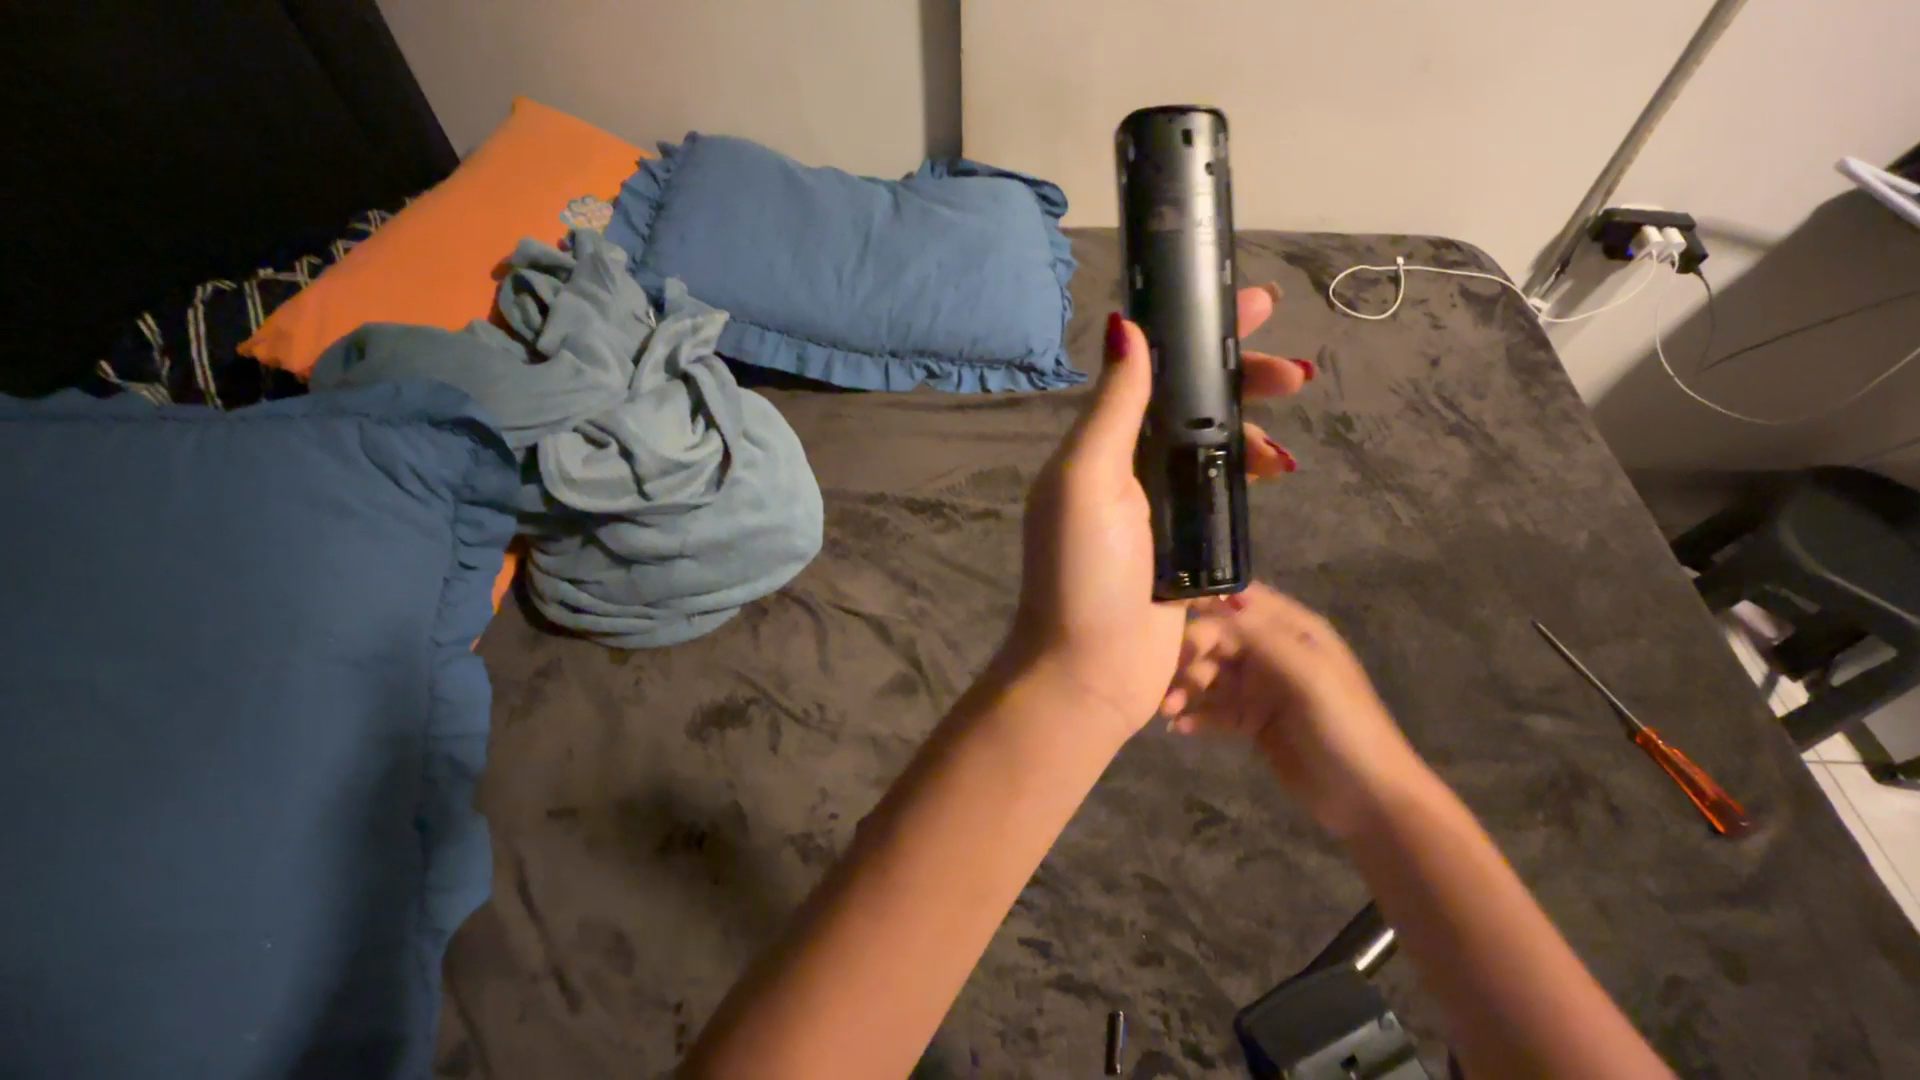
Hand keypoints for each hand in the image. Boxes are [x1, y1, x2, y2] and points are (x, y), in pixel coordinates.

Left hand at [1007, 285, 1313, 736]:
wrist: (1090, 667)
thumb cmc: (1081, 570)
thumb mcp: (1087, 478)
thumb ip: (1113, 404)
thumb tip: (1125, 323)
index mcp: (1101, 444)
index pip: (1154, 370)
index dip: (1198, 333)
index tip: (1252, 304)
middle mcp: (1129, 465)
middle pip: (1194, 404)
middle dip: (1243, 380)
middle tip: (1293, 374)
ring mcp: (1161, 505)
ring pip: (1217, 445)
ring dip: (1254, 431)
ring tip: (1281, 448)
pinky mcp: (1188, 543)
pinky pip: (1227, 491)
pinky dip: (1252, 473)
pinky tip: (1277, 472)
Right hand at [1161, 583, 1430, 834]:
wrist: (1368, 798)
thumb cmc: (1345, 726)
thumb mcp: (1309, 675)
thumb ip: (1264, 637)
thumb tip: (1218, 601)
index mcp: (1293, 631)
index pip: (1241, 601)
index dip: (1205, 604)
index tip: (1167, 617)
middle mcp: (1273, 653)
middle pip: (1217, 639)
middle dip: (1189, 655)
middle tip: (1165, 678)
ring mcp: (1261, 689)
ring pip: (1210, 675)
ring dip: (1185, 687)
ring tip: (1167, 710)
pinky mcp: (1251, 722)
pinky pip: (1213, 710)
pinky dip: (1195, 715)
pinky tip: (1179, 728)